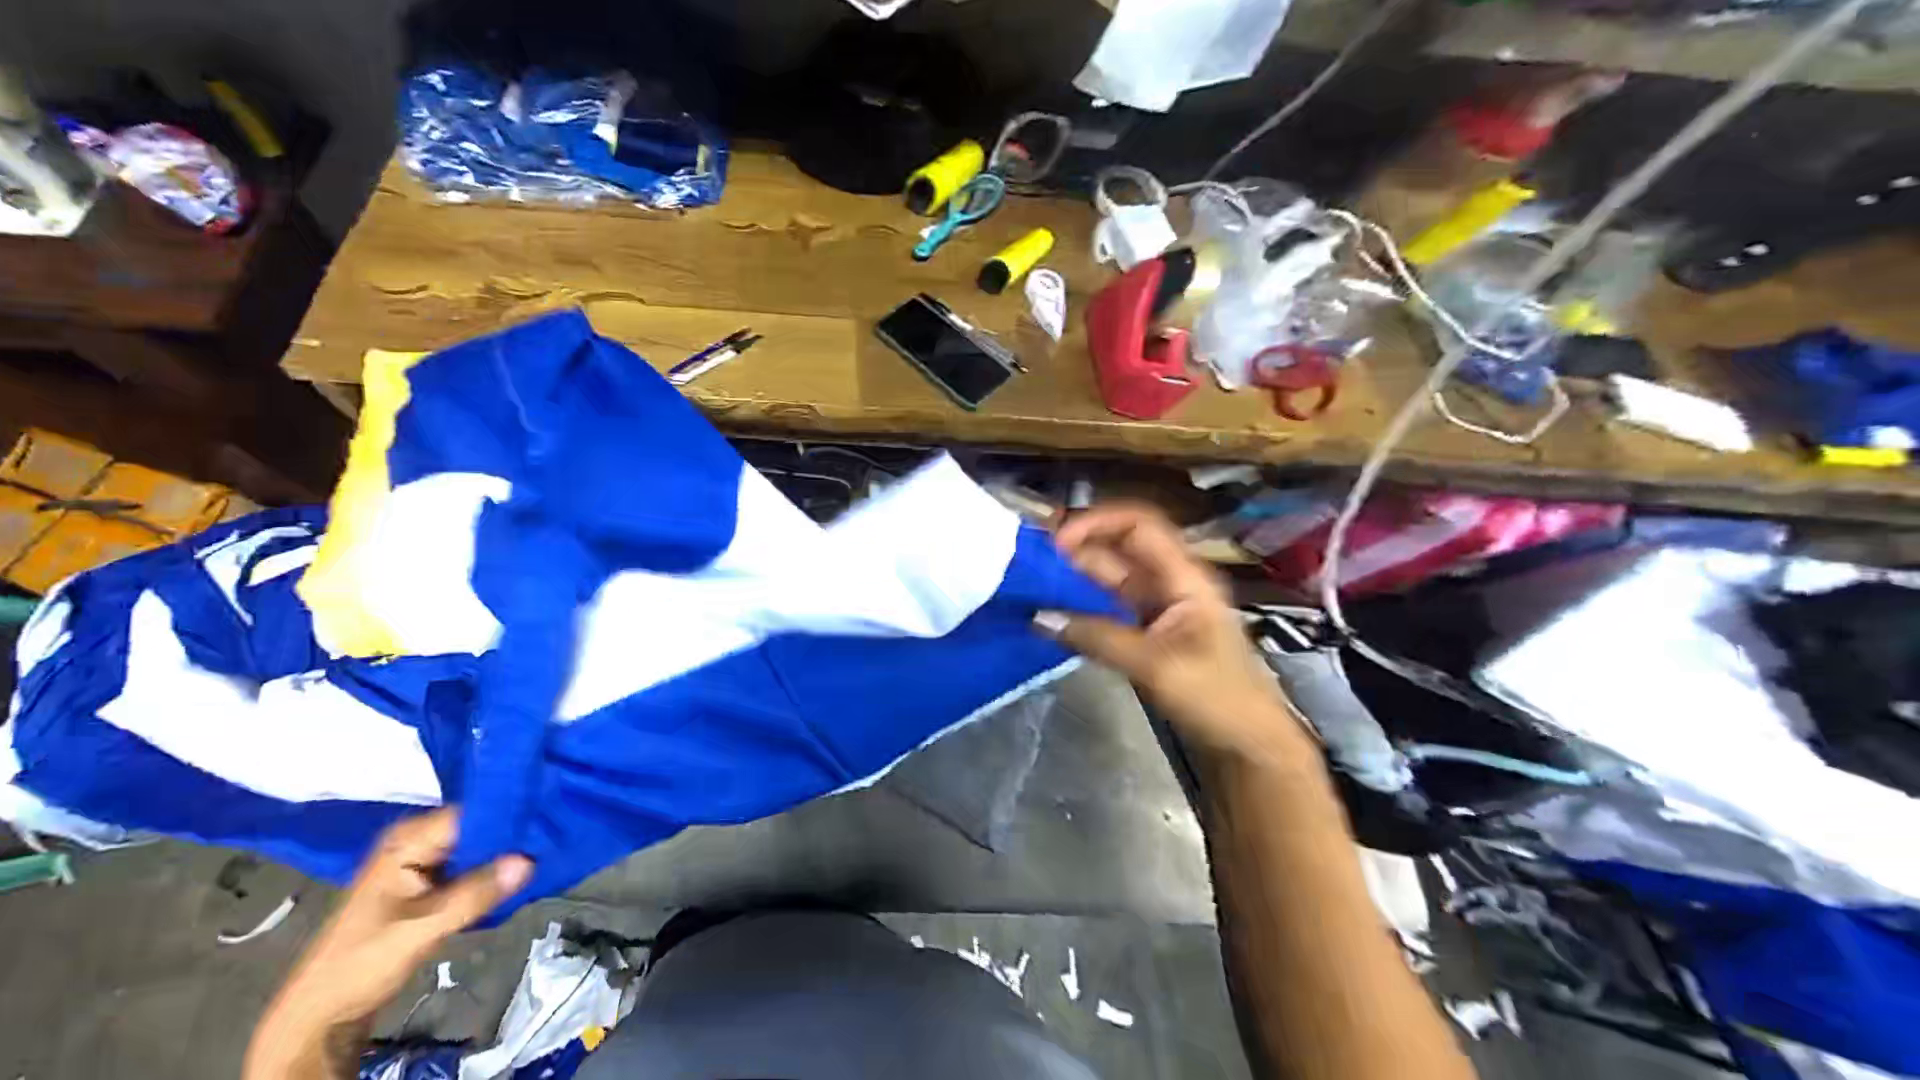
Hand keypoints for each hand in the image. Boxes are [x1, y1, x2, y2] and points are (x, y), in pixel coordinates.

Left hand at [244, 808, 530, 1078]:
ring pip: (480, 844)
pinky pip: (474, 862)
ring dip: (508, 850)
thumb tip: (529, 860)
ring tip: (548, 846)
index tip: (550, 812)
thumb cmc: (361, 963)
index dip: (510, 812)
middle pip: (479, 825)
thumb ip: (474, 894)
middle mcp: (418, 840)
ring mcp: (425, 860)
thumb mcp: (420, 930)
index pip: (472, 811)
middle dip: (514, 830)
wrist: (322, 1012)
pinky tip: (524, 868)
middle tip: (556, 830)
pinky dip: (497, 867)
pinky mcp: (433, 880)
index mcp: (408, 840)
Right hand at [1043, 502, 1311, 761]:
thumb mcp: (1156, 666)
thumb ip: (1098, 637)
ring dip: (1074, 578)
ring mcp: (1157, 608)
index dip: (1097, 522)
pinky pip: (1107, 608)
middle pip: (1118, 549)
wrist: (1249, 744)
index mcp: (1183, 576)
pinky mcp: (1146, 634)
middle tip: (1030, 561)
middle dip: (1076, 549)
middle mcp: (1168, 583)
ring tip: (1031, 583)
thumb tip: (1040, 617)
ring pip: (1109, 579)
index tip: (1057, 541)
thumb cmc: (1217, 697)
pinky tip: (1051, 614)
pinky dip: (1080, 608)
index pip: (1138, 525)